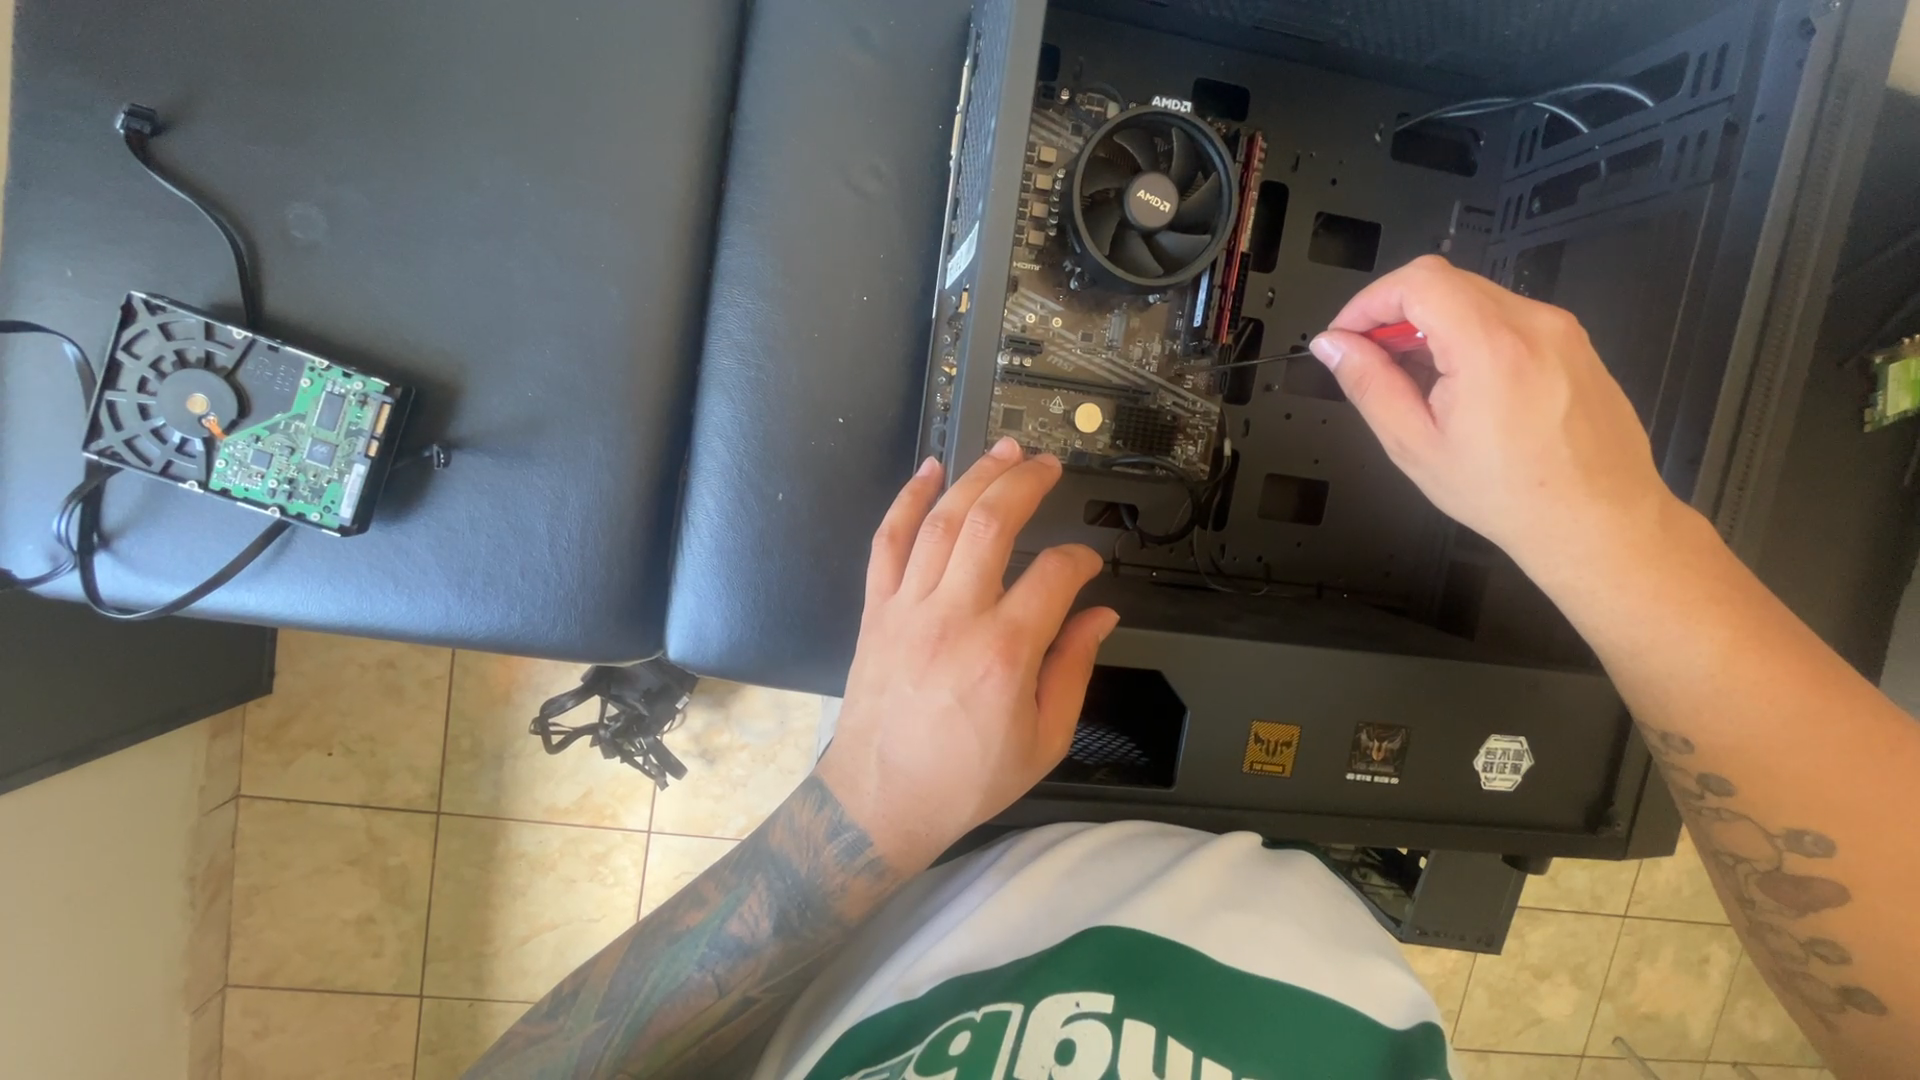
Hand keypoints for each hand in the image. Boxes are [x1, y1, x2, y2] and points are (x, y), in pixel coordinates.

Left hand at [814, 438, 1118, 868]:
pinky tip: (928, 470)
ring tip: (1003, 449)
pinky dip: (906, 501)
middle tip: (1048, 464)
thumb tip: (1101, 615)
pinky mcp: (877, 610)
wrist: (880, 801)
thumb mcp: (1044, 741)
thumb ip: (1074, 669)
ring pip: (942, 522)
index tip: (1089, 564)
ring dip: (975, 477)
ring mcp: (908, 608)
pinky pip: (887, 542)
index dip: (1079, 559)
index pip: (1053, 575)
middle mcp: (955, 617)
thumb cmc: (967, 780)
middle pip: (991, 525)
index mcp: (1005, 652)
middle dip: (1025, 483)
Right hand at [1310, 255, 1682, 572]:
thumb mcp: (1414, 444)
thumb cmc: (1506, 492)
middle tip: (1369, 360)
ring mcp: (1560, 329)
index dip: (1368, 301)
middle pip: (1444, 282)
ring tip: (1413, 380)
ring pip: (1474, 298)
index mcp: (1490, 347)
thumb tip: (1332, 346)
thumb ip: (1368, 384)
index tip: (1345, 336)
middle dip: (1394, 313)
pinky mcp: (1572, 343)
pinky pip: (1505, 318)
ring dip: (1429, 325)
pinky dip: (1465, 335)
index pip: (1418, 281)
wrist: (1597, 518)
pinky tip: (1455, 385)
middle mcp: (1533, 324)